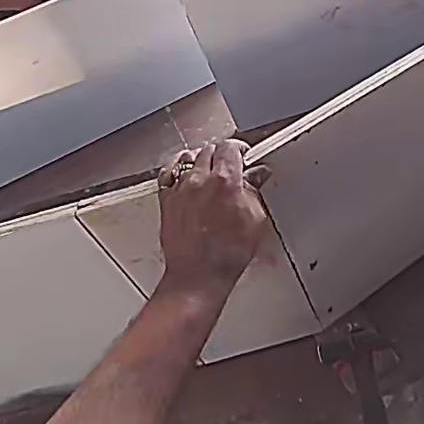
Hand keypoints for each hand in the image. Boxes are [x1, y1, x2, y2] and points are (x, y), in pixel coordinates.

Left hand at [156, 139, 268, 297]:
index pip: (230, 148)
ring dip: (200, 160)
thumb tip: (257, 176)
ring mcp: (180, 189)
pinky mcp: (166, 200)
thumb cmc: (226, 254)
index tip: (244, 155)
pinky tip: (184, 174)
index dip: (239, 149)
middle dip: (221, 154)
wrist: (198, 275)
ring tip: (208, 171)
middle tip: (230, 165)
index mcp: (225, 181)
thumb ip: (254, 192)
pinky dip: (177, 169)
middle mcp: (199, 179)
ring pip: (188, 158)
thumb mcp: (255, 220)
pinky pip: (168, 173)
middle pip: (209, 150)